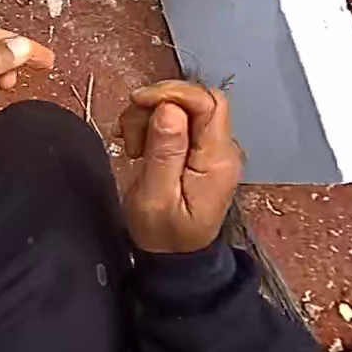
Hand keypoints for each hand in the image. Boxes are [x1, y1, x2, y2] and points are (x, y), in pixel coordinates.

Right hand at [116, 81, 242, 252]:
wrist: (174, 257)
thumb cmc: (163, 233)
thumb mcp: (156, 198)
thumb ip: (164, 153)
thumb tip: (169, 109)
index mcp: (217, 160)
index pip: (208, 102)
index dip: (172, 93)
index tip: (139, 103)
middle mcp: (220, 148)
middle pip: (195, 98)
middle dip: (157, 103)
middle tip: (131, 130)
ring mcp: (209, 147)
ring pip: (180, 105)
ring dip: (148, 115)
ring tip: (132, 147)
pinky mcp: (195, 147)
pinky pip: (174, 118)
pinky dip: (149, 123)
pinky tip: (137, 145)